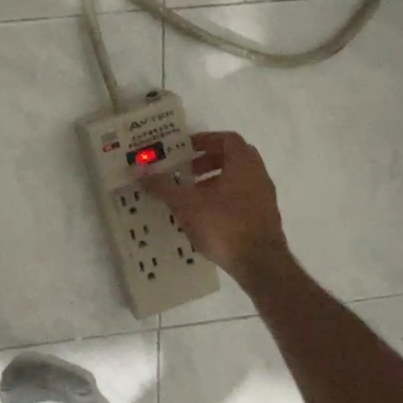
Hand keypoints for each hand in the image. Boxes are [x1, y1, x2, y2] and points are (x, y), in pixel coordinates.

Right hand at [139, 131, 289, 280]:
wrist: (260, 263)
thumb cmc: (223, 225)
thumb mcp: (186, 204)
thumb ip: (163, 186)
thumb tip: (138, 170)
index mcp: (243, 163)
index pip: (227, 139)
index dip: (205, 140)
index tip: (185, 149)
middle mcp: (258, 175)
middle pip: (233, 158)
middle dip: (208, 161)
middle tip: (186, 171)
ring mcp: (264, 198)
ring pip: (238, 180)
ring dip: (214, 182)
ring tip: (191, 196)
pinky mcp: (264, 218)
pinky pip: (242, 199)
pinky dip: (223, 200)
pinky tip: (205, 217)